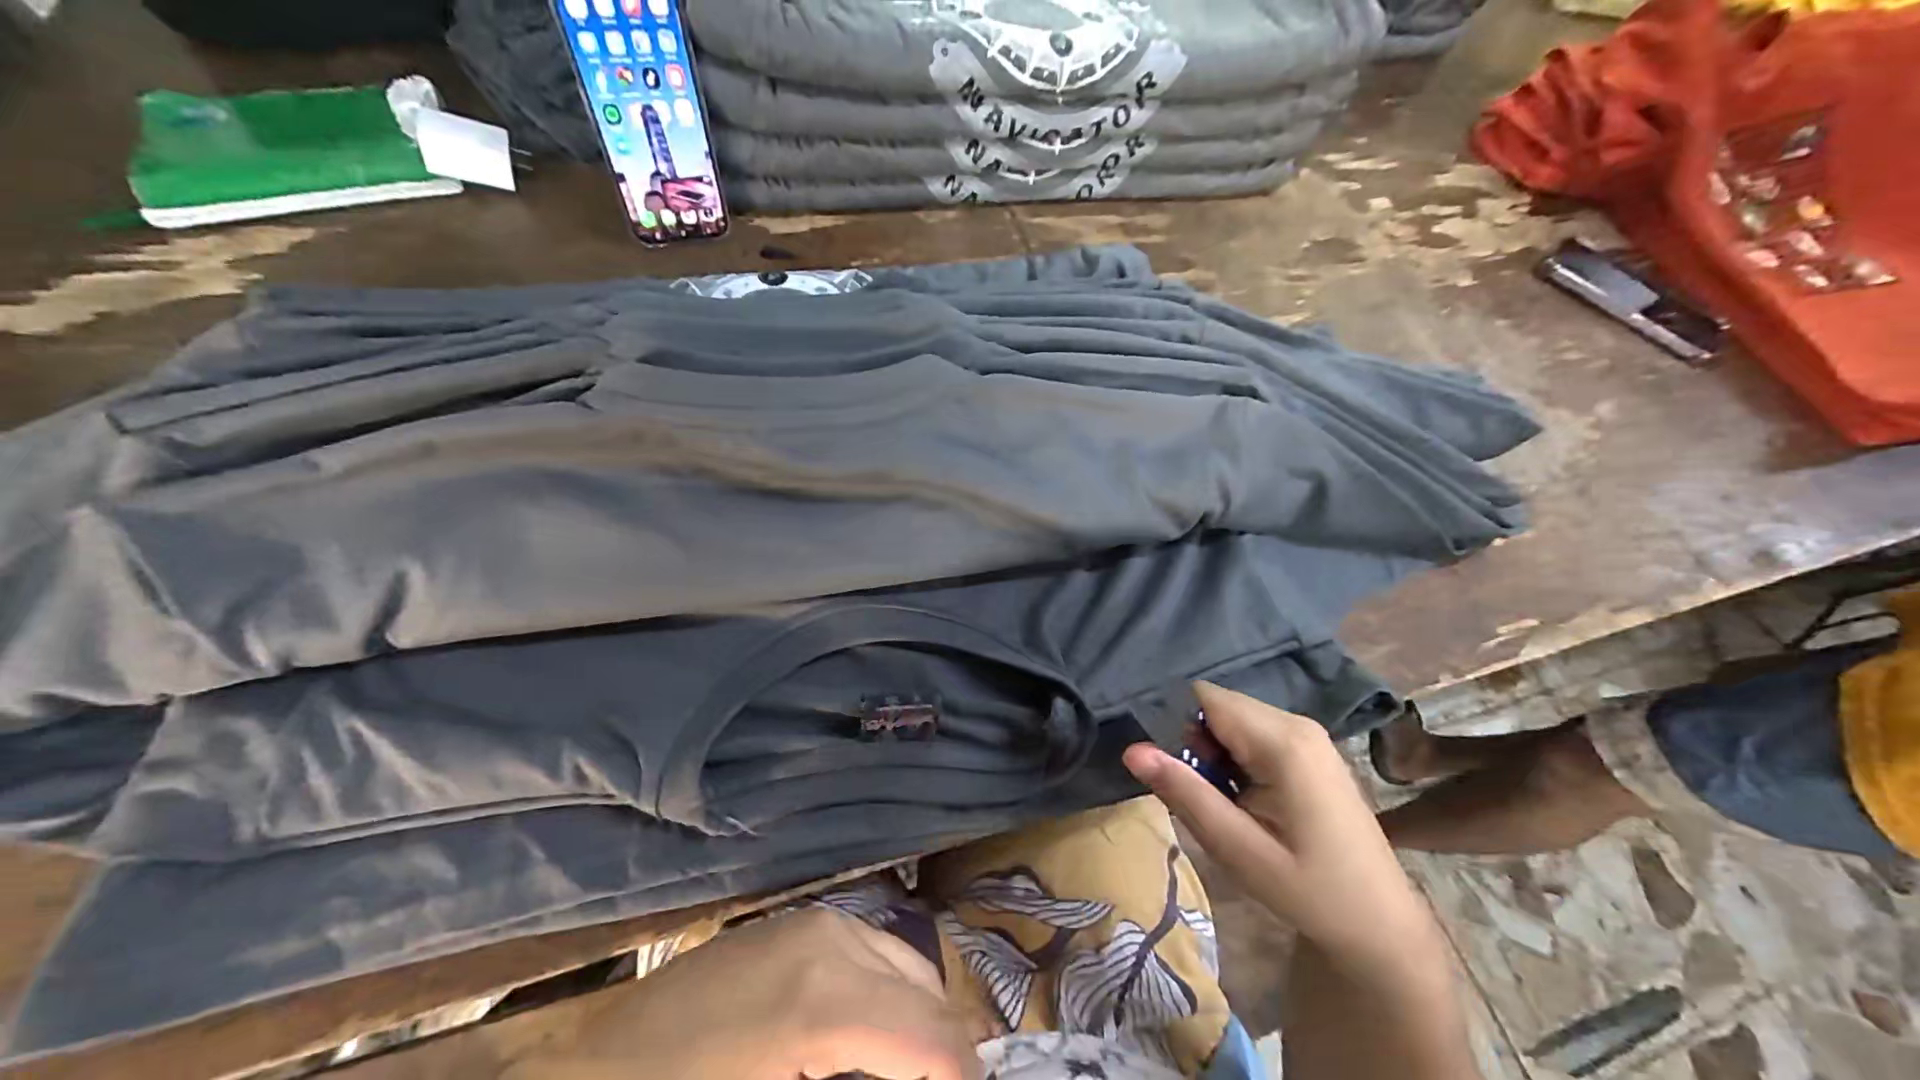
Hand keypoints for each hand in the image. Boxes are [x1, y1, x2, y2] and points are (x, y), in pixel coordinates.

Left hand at [508, 908, 979, 1079]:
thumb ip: (865, 1078)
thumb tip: (929, 1073)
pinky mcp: (801, 921)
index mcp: (824, 1000)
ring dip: (917, 1024)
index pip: (936, 1039)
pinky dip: (889, 995)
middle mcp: (833, 940)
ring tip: (899, 1069)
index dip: (963, 1078)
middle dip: (942, 1056)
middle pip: (930, 998)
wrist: (591, 1065)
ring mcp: (816, 922)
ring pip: (909, 969)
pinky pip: (874, 954)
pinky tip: (861, 1040)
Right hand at [1123, 683, 1444, 975]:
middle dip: (1192, 740)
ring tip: (1219, 802)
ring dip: (1211, 751)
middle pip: (1217, 705)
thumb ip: (1185, 793)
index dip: (1173, 723)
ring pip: (1231, 718)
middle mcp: (1296, 723)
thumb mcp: (1239, 849)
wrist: (1381, 924)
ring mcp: (1307, 734)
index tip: (1164, 766)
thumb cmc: (1311, 892)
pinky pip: (1251, 732)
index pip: (1204, 698)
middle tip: (1196, 795)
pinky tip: (1241, 799)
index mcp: (1283, 742)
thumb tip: (1132, 749)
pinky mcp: (1308, 748)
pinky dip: (1232, 757)